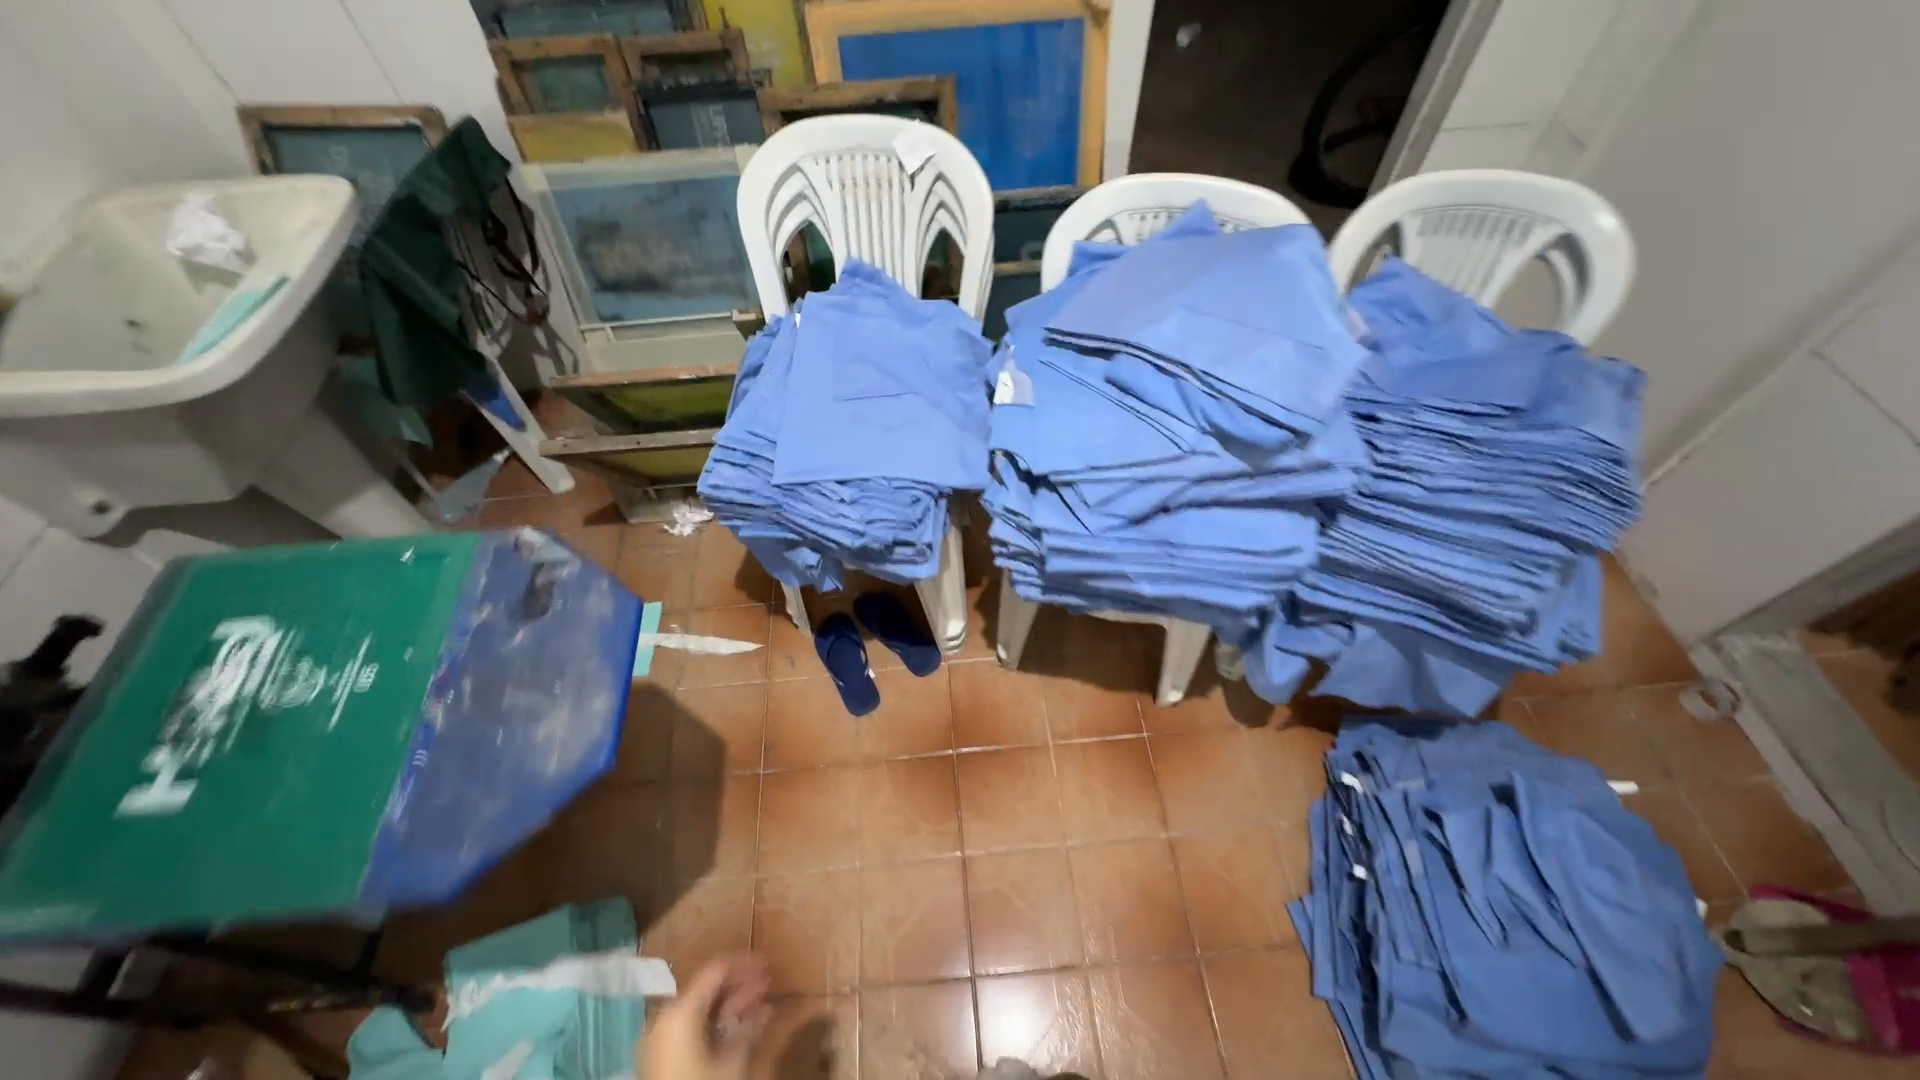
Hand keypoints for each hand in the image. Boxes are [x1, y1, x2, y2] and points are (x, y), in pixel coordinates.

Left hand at [641, 954, 772, 1079]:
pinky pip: (688, 1031)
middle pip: (706, 990)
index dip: (744, 964)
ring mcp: (657, 1041)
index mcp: (679, 1013)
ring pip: (698, 1012)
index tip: (768, 963)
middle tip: (768, 984)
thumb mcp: (732, 1064)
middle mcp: (663, 1019)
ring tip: (760, 1006)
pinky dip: (712, 1027)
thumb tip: (767, 1007)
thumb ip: (750, 1028)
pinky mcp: (656, 1060)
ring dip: (729, 1006)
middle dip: (739, 986)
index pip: (715, 971)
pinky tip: (736, 1031)